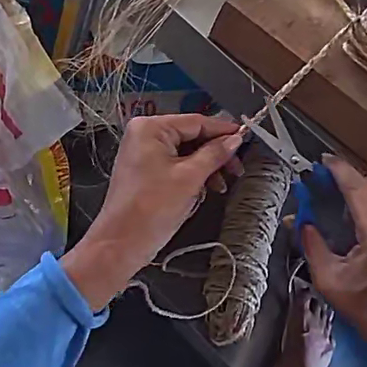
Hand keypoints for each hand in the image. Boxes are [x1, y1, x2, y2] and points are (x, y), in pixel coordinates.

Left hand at [63, 114, 244, 309]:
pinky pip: (176, 164)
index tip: (245, 136)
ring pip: (186, 151)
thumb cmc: (149, 210)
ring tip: (222, 183)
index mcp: (150, 128)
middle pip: (191, 135)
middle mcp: (144, 134)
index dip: (223, 130)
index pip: (196, 121)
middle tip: (236, 166)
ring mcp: (143, 152)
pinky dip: (193, 174)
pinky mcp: (145, 170)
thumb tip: (234, 139)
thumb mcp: (190, 178)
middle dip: (215, 152)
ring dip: (207, 166)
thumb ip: (215, 154)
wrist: (120, 245)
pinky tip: (206, 188)